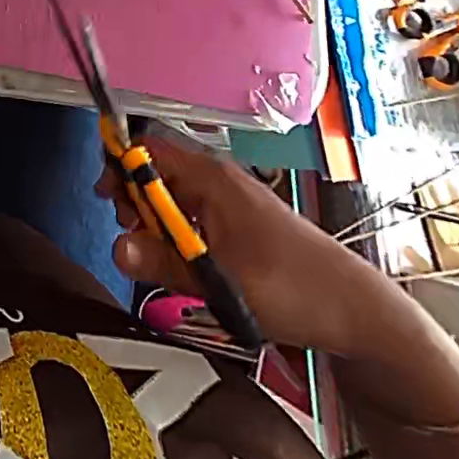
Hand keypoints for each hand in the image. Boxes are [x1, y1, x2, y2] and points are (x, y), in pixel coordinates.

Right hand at [98, 135, 403, 356]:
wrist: (353, 308)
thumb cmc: (290, 287)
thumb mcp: (221, 280)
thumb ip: (164, 262)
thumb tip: (114, 246)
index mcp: (211, 177)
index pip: (151, 149)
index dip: (121, 166)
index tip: (106, 198)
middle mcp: (217, 178)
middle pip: (157, 171)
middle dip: (135, 199)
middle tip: (133, 237)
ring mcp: (228, 198)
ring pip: (172, 194)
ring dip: (155, 220)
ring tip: (159, 255)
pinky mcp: (236, 219)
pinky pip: (191, 212)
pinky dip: (175, 230)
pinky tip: (182, 260)